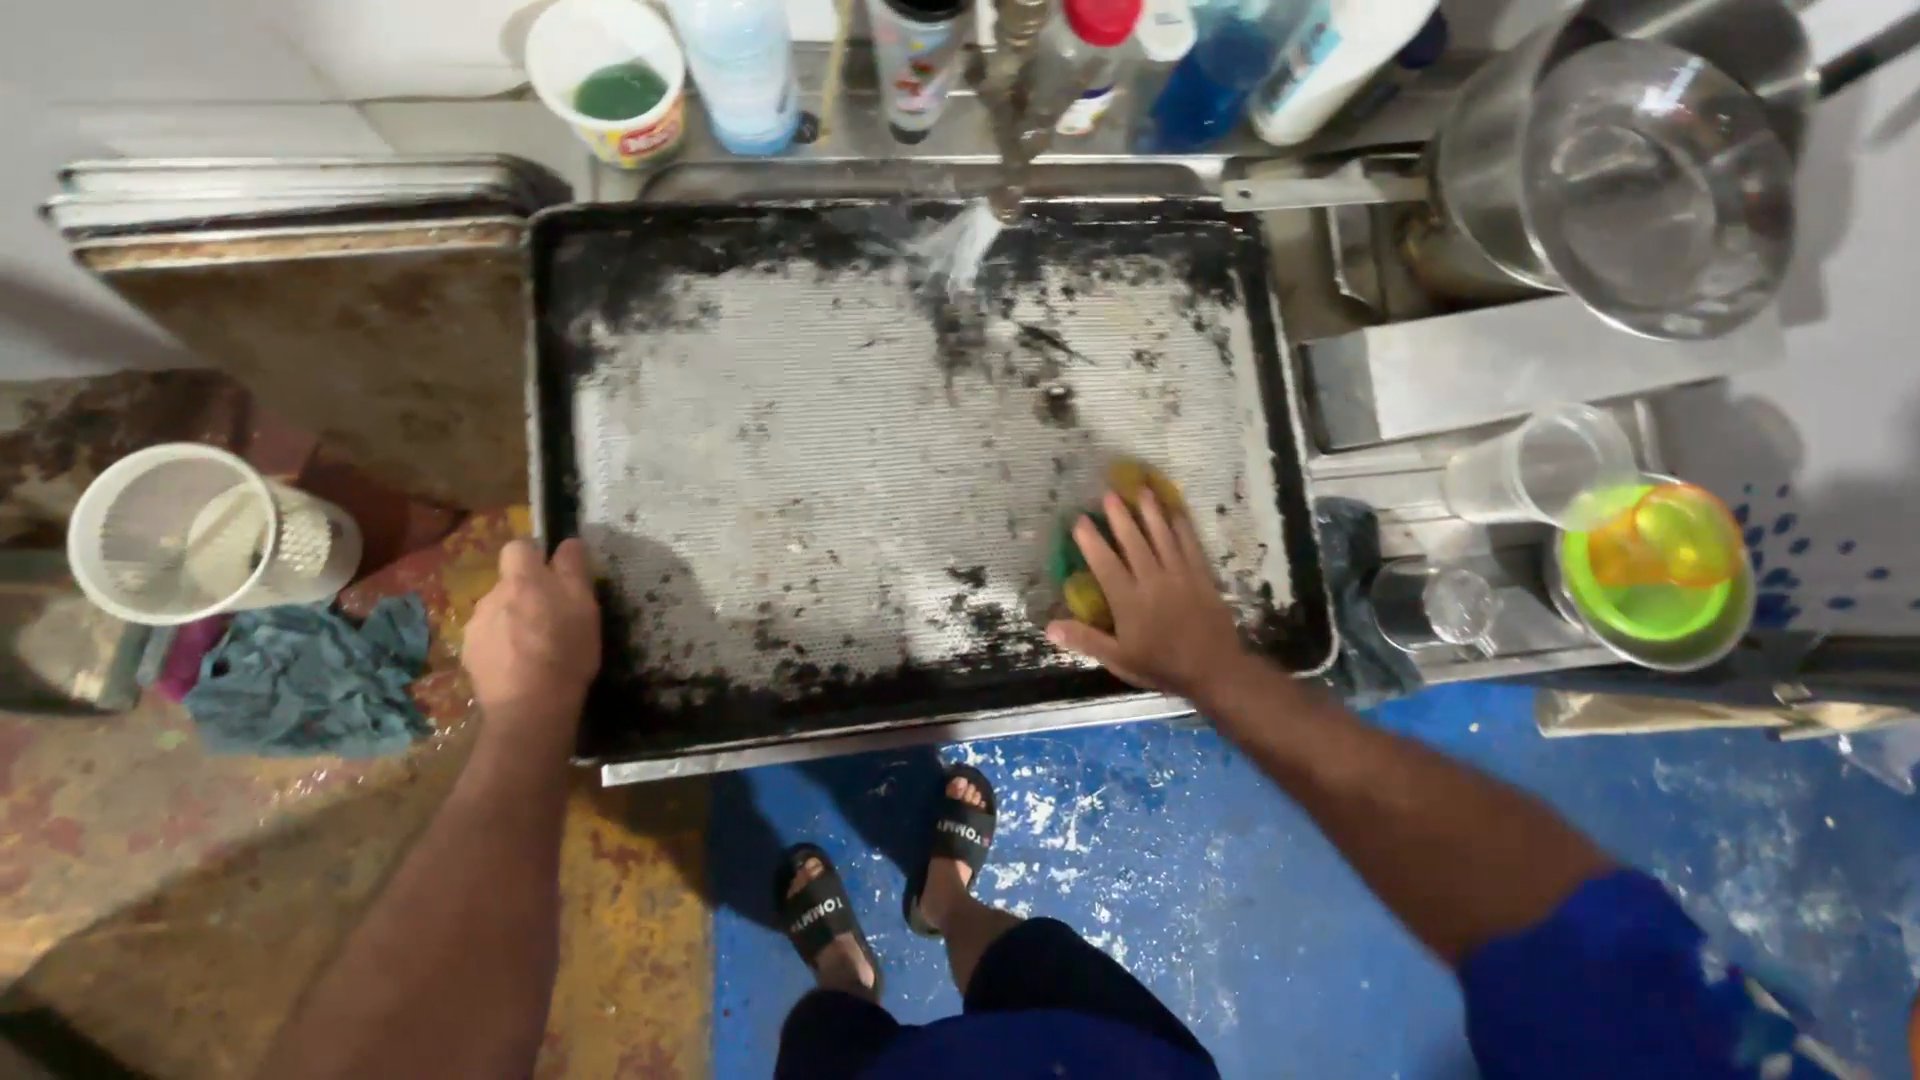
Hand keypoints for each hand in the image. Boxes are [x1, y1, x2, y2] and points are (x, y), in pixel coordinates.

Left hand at [463, 539, 600, 729]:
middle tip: (552, 616)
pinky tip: (518, 663)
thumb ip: (573, 569)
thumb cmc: (566, 651)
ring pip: (497, 610)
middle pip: (509, 582)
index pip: (519, 546)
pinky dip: (501, 644)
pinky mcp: (468, 653)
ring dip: (513, 618)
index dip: (536, 554)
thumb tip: (567, 542)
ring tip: (535, 645)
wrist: (530, 706)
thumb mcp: (585, 606)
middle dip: (527, 592)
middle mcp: (491, 595)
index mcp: (522, 580)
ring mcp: (475, 625)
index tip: (554, 573)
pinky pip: (487, 636)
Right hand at [1045, 490, 1248, 697]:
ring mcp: (1179, 574)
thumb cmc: (1161, 666)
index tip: (1079, 520)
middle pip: (1134, 541)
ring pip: (1162, 535)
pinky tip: (1176, 509)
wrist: (1214, 669)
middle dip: (1120, 516)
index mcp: (1128, 600)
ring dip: (1150, 511)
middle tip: (1108, 493)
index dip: (1091, 541)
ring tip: (1140, 490)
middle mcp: (1152, 579)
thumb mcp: (1118, 659)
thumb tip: (1049, 627)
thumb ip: (1085, 640)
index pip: (1105, 563)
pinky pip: (1190, 543)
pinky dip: (1182, 524)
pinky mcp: (1201, 574)